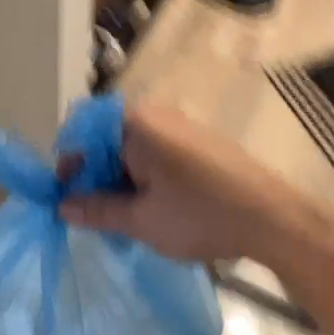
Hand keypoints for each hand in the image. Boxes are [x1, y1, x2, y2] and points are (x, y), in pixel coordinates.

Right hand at [59, 102, 325, 265]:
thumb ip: (96, 210)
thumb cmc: (199, 215)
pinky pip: (156, 154)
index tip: (67, 204)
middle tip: (97, 218)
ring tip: (126, 220)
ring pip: (132, 150)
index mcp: (134, 124)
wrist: (272, 217)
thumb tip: (62, 205)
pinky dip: (145, 178)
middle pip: (106, 141)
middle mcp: (155, 114)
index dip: (69, 169)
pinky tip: (155, 210)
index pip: (82, 136)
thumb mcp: (140, 220)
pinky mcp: (198, 141)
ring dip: (121, 181)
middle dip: (96, 178)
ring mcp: (180, 126)